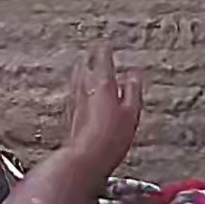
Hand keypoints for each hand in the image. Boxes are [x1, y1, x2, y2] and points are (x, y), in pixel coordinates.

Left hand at [59, 46, 142, 182]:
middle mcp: (85, 87)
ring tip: (85, 62)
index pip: (102, 57)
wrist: (84, 160)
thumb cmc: (109, 138)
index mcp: (102, 83)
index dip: (105, 48)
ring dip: (83, 66)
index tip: (107, 43)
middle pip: (85, 63)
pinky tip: (80, 88)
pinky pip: (74, 89)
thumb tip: (134, 75)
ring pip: (78, 75)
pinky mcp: (69, 112)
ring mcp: (75, 99)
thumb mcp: (131, 113)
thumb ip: (132, 90)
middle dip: (91, 54)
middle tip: (96, 48)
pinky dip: (79, 83)